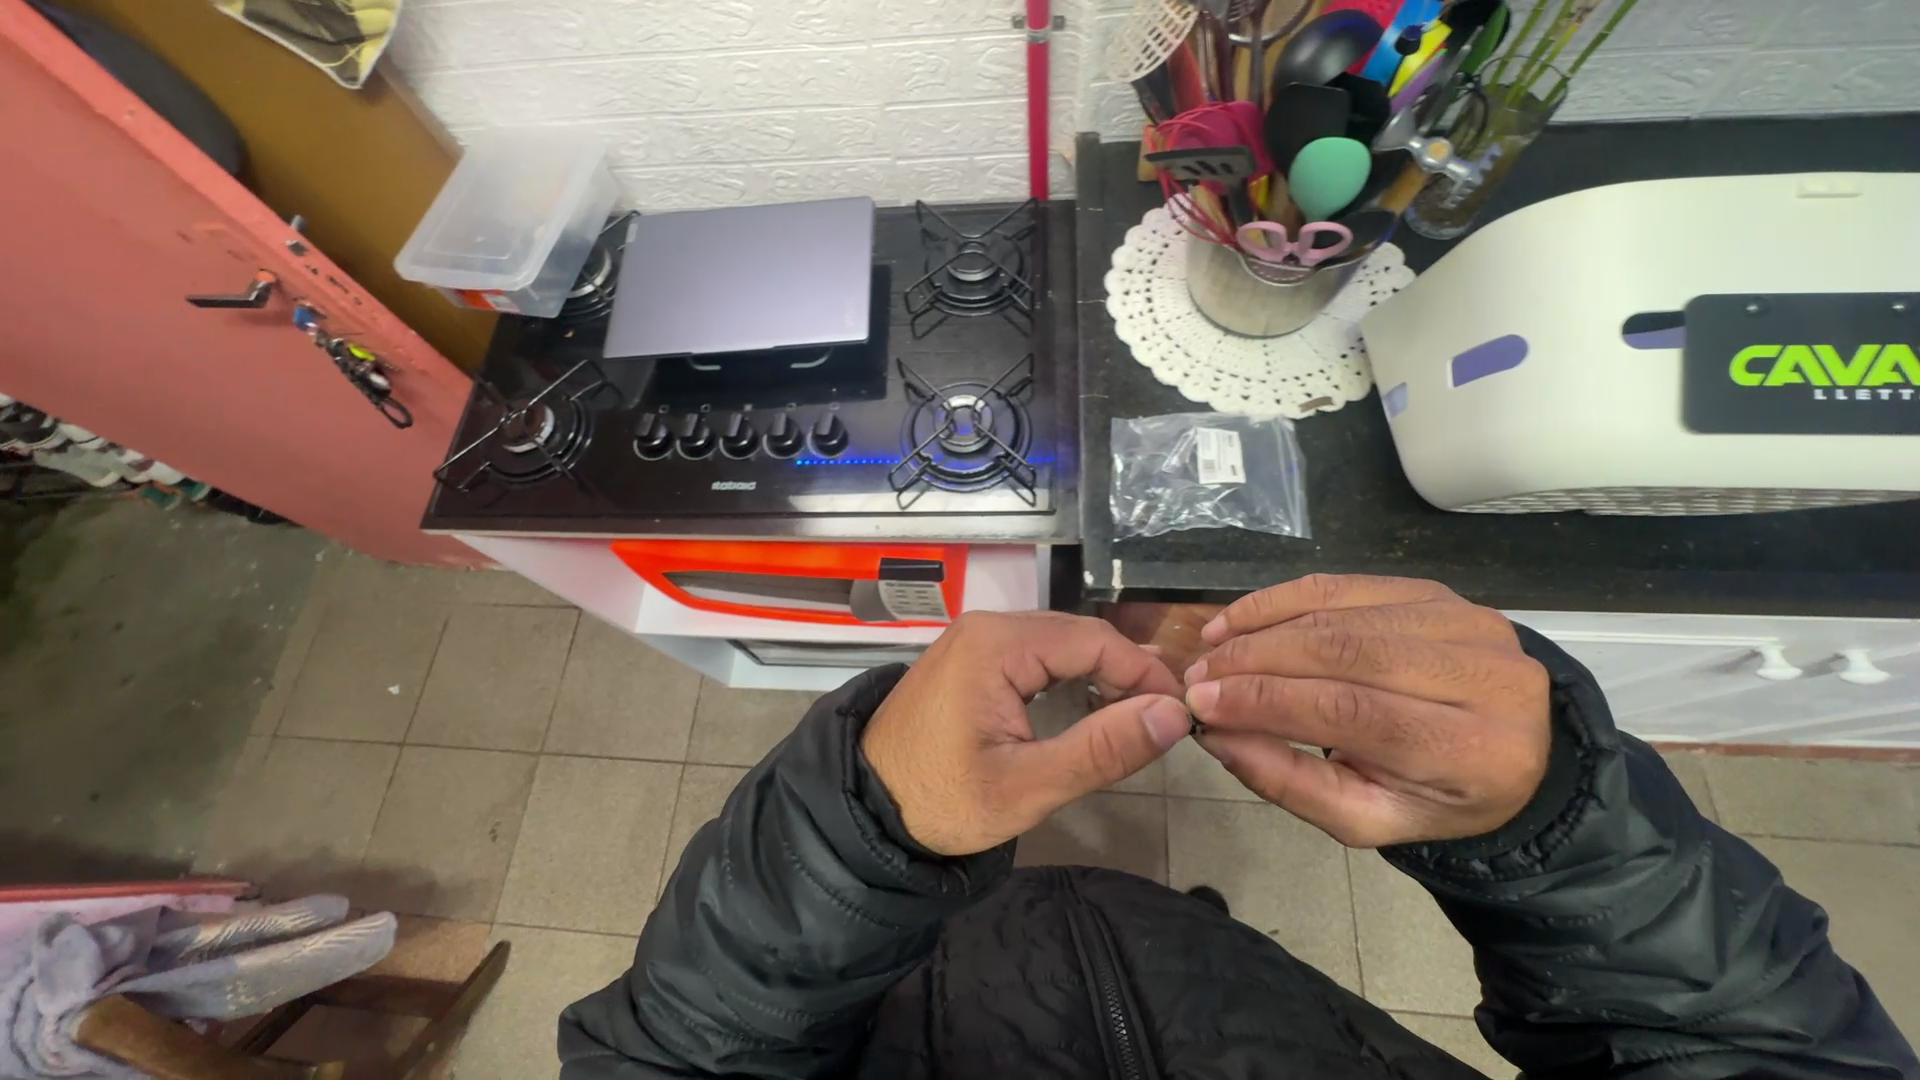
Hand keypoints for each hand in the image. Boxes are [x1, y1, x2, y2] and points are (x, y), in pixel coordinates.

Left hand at [863, 611, 1190, 855]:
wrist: (866, 810)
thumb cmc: (942, 802)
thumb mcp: (1028, 786)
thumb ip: (1102, 749)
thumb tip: (1172, 714)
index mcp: (997, 644)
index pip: (1094, 640)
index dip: (1144, 674)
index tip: (1180, 714)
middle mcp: (986, 626)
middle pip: (1077, 635)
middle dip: (1124, 673)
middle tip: (1161, 722)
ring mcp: (973, 639)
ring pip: (1057, 643)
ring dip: (1098, 674)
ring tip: (1133, 718)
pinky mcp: (968, 658)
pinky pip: (1032, 654)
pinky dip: (1066, 676)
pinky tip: (1086, 706)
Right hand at [1182, 574, 1550, 847]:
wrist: (1505, 751)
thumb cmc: (1429, 796)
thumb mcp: (1362, 817)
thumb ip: (1288, 781)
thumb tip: (1214, 732)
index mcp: (1472, 749)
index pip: (1349, 710)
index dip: (1264, 701)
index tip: (1200, 702)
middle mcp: (1482, 674)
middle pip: (1342, 651)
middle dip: (1254, 659)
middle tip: (1198, 674)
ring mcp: (1464, 621)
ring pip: (1337, 614)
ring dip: (1259, 627)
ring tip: (1211, 649)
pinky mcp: (1437, 592)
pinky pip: (1341, 585)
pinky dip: (1280, 599)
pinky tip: (1240, 619)